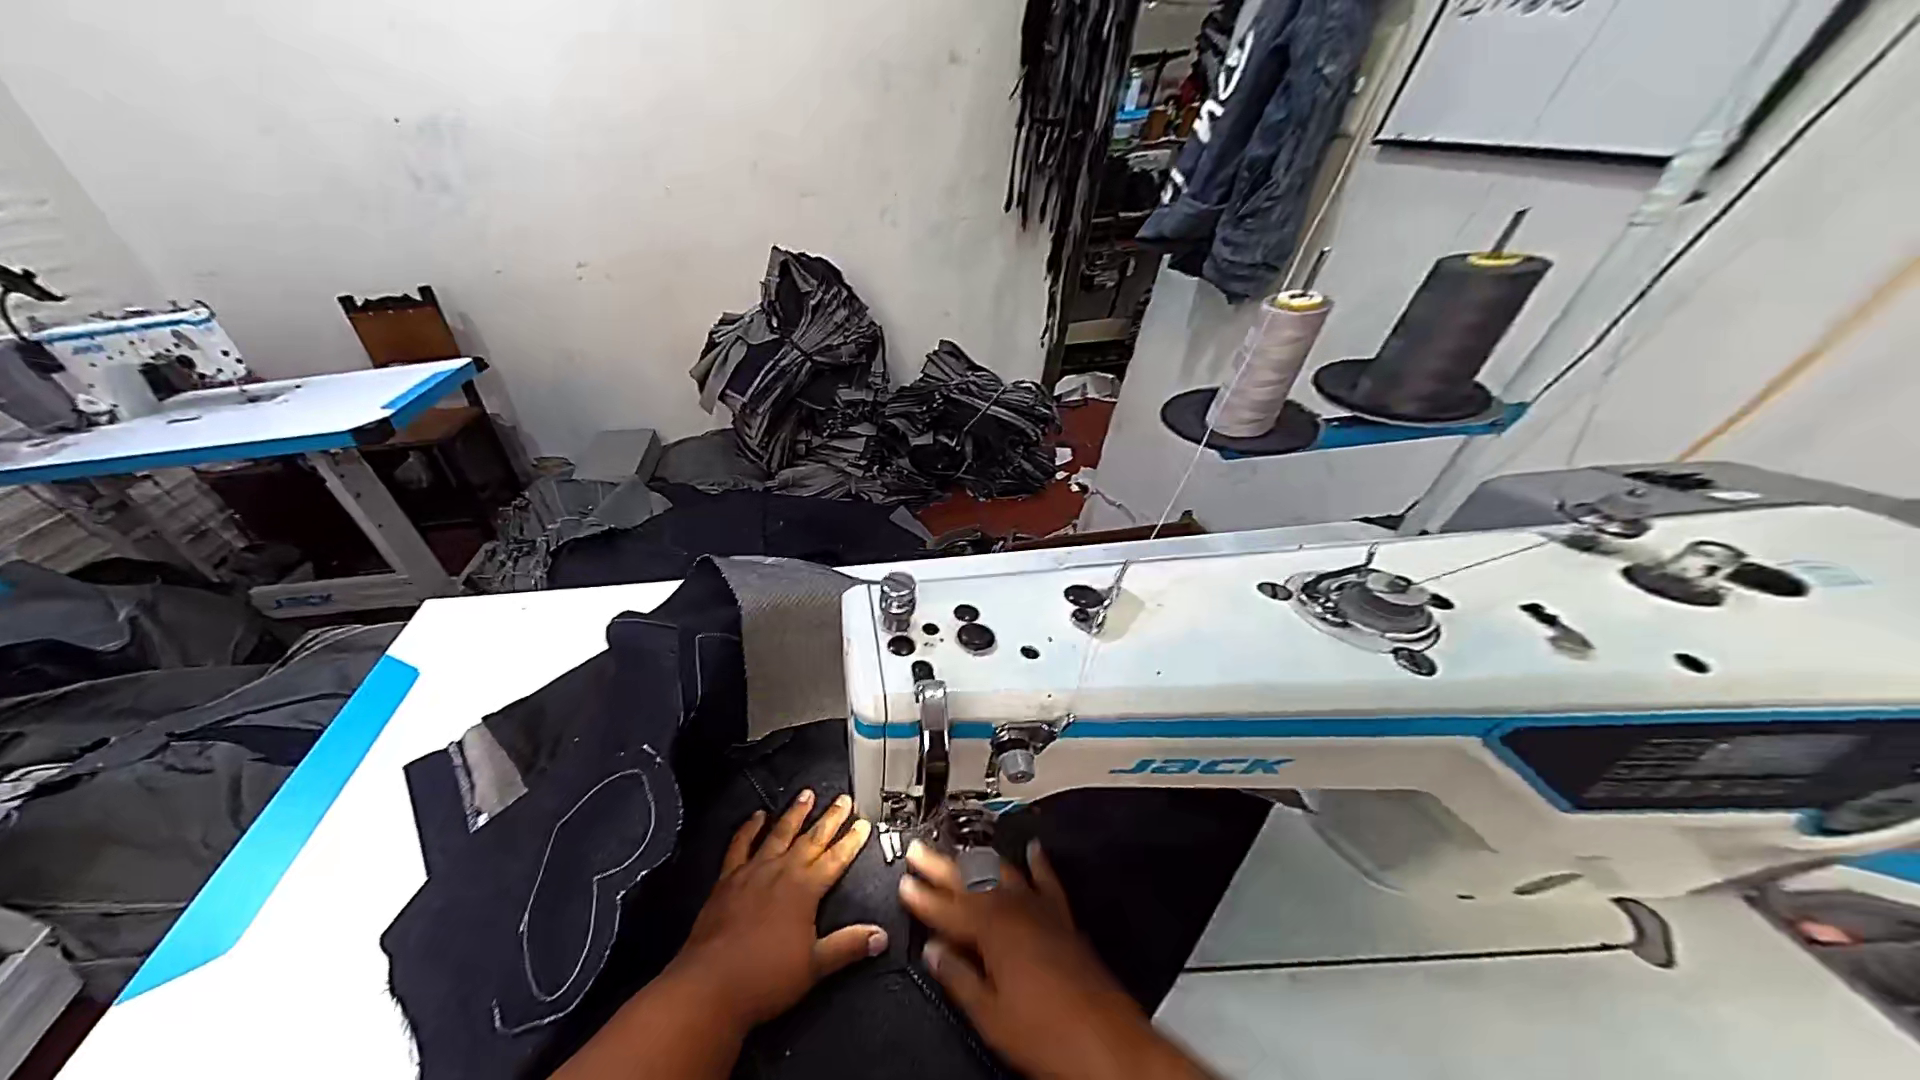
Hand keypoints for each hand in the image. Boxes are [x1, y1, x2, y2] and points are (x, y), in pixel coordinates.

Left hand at [666, 790, 883, 1031]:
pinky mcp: (728, 880)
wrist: (709, 987)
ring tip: (806, 795)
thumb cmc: (763, 979)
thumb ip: (848, 946)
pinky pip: (741, 845)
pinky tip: (757, 817)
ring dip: (795, 813)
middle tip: (843, 800)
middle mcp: (781, 873)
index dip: (852, 841)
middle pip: (812, 838)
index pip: (836, 858)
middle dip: (831, 818)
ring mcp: (753, 872)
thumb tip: (880, 937)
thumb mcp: (815, 966)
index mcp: (804, 890)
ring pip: (779, 833)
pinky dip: (750, 828)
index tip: (863, 825)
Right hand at [898, 840, 1210, 1079]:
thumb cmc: (1048, 1034)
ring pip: (1001, 874)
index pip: (946, 909)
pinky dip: (1038, 863)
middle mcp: (1015, 911)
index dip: (922, 897)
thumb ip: (958, 977)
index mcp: (992, 932)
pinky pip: (1047, 881)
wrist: (1107, 1044)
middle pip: (969, 881)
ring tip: (957, 847)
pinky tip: (1032, 849)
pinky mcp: (1063, 918)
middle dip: (940, 865)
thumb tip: (935, 953)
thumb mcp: (990, 1014)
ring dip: (976, 860)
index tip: (904, 884)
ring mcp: (1041, 910)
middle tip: (918, 851)